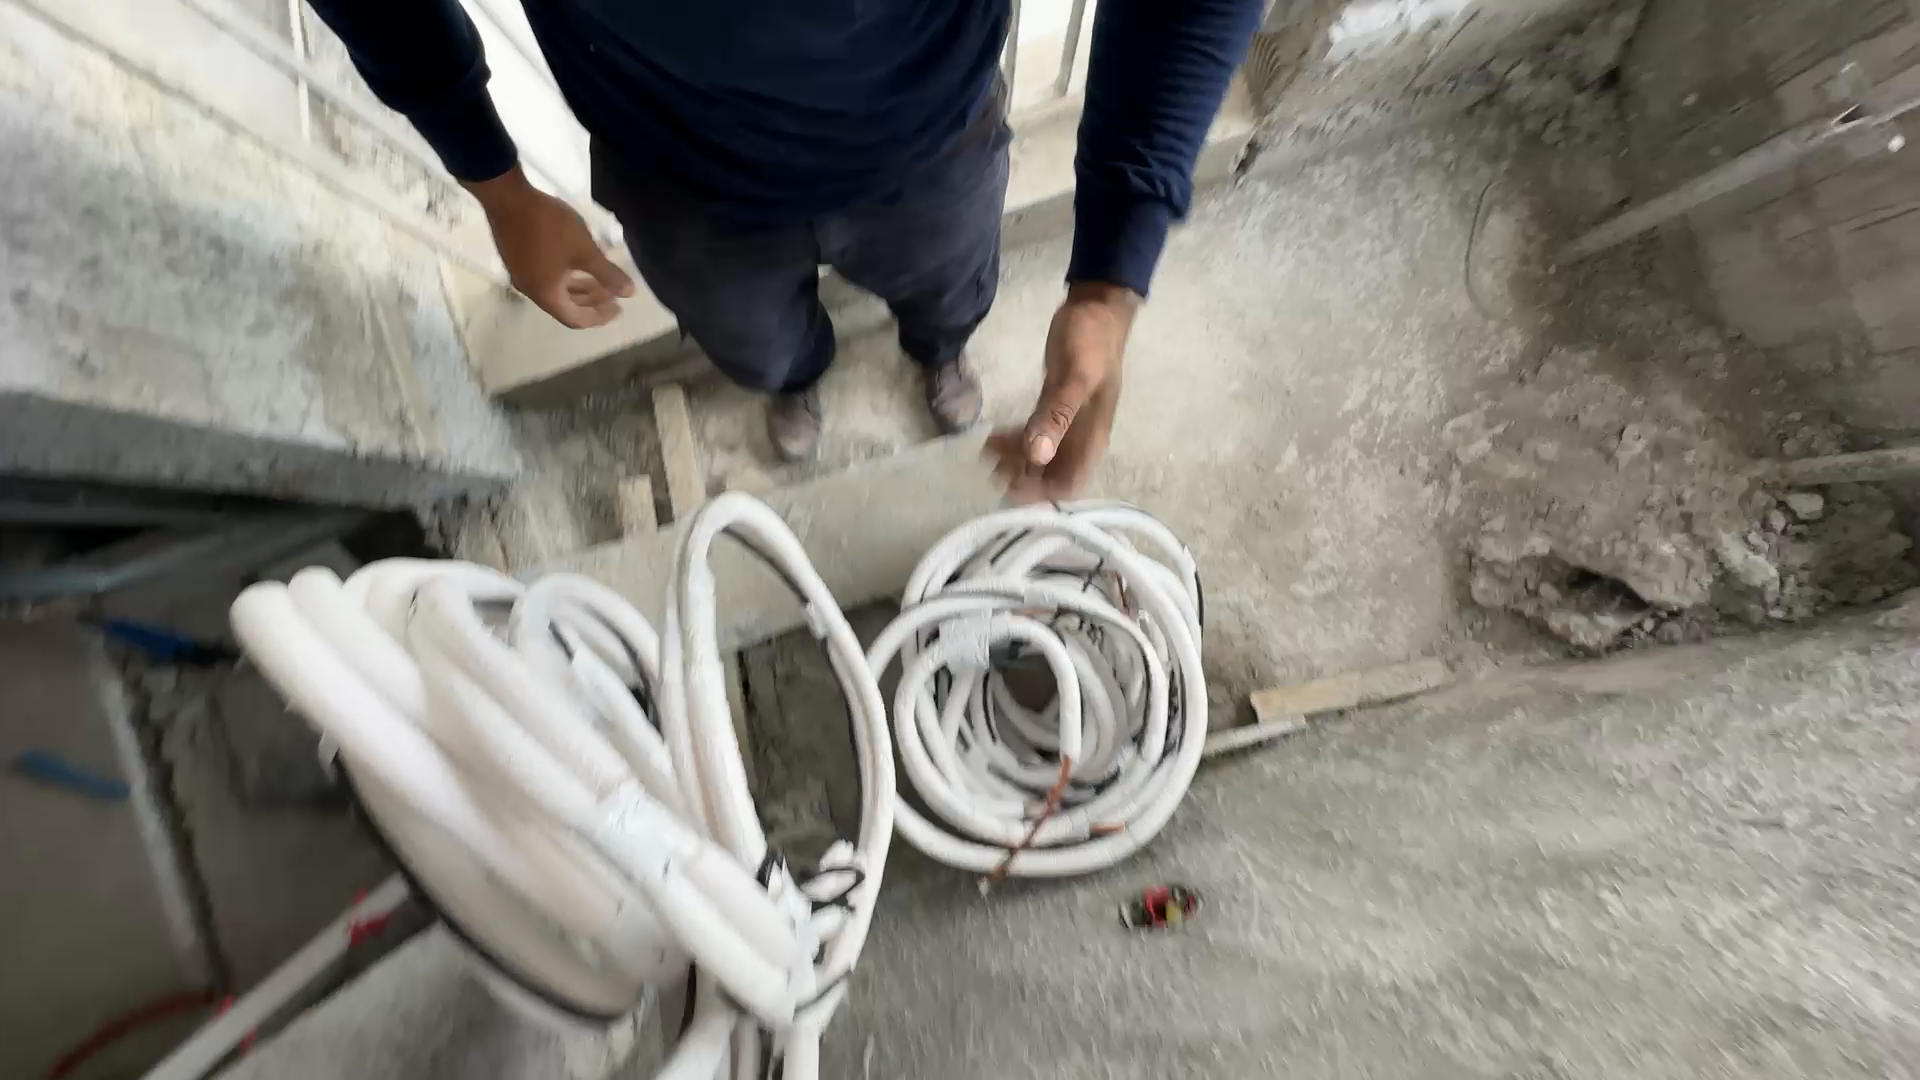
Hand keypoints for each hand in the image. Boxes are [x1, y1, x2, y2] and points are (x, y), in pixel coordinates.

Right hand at [465, 167, 634, 328]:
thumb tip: (629, 293)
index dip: (600, 317)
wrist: (506, 193)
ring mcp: (520, 273)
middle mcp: (531, 289)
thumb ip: (608, 275)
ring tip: (600, 280)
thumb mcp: (585, 251)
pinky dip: (566, 277)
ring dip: (580, 288)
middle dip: (592, 303)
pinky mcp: (516, 257)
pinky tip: (577, 264)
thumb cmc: (548, 226)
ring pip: (556, 291)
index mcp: (546, 295)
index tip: (619, 308)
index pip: (577, 319)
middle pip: (566, 307)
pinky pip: (546, 277)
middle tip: (613, 294)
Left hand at [987, 282, 1139, 501]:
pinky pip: (1032, 434)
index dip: (1042, 494)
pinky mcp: (1052, 408)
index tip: (1012, 489)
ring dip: (1014, 462)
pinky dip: (1014, 441)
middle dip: (1022, 479)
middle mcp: (1080, 438)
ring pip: (1038, 456)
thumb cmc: (1092, 342)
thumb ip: (1057, 416)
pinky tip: (992, 438)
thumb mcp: (1076, 378)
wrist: (1097, 308)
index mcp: (1092, 438)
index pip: (1069, 483)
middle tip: (991, 472)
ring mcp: (1066, 423)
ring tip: (986, 455)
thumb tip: (1037, 455)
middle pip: (1050, 475)